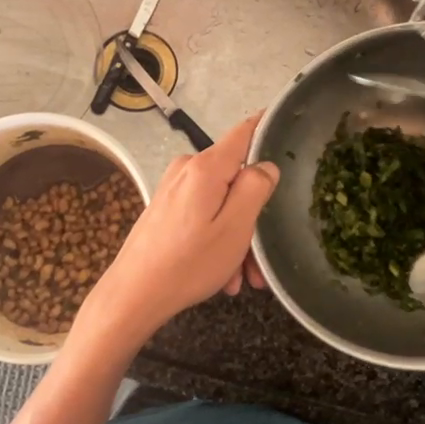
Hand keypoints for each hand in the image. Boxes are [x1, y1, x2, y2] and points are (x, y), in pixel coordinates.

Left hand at [78, 115, 278, 345]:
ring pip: (221, 204)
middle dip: (253, 216)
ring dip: (237, 238)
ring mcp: (174, 189)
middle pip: (236, 179)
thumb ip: (255, 188)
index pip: (245, 131)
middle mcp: (187, 169)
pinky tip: (222, 276)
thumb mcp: (235, 227)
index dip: (268, 128)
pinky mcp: (166, 208)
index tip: (291, 133)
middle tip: (261, 259)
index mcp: (206, 167)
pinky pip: (203, 216)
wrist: (133, 295)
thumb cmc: (188, 262)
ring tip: (242, 279)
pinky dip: (217, 241)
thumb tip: (266, 165)